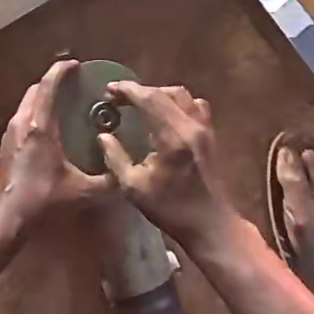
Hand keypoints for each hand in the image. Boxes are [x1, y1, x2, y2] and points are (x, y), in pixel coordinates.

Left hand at [0, 60, 110, 226]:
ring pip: (28, 102)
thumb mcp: (80, 192)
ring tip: (66, 102)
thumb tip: (127, 174)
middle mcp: (22, 122)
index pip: (49, 85)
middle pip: (36, 89)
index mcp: (40, 125)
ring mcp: (10, 132)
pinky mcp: (6, 144)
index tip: (77, 64)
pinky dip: (37, 110)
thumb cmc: (40, 200)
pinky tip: (52, 126)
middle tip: (75, 83)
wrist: (1, 219)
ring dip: (44, 95)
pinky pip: (24, 115)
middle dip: (54, 81)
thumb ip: (107, 182)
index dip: (62, 70)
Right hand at [97, 81, 239, 248]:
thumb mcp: (134, 188)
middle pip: (164, 93)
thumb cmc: (170, 209)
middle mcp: (191, 126)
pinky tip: (166, 114)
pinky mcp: (211, 133)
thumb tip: (103, 136)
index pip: (149, 99)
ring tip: (140, 103)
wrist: (211, 223)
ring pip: (181, 95)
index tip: (109, 90)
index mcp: (172, 138)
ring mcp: (204, 128)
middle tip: (118, 97)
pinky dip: (177, 102)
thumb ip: (115, 158)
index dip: (127, 90)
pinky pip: (195, 104)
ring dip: (158, 93)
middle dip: (139, 90)